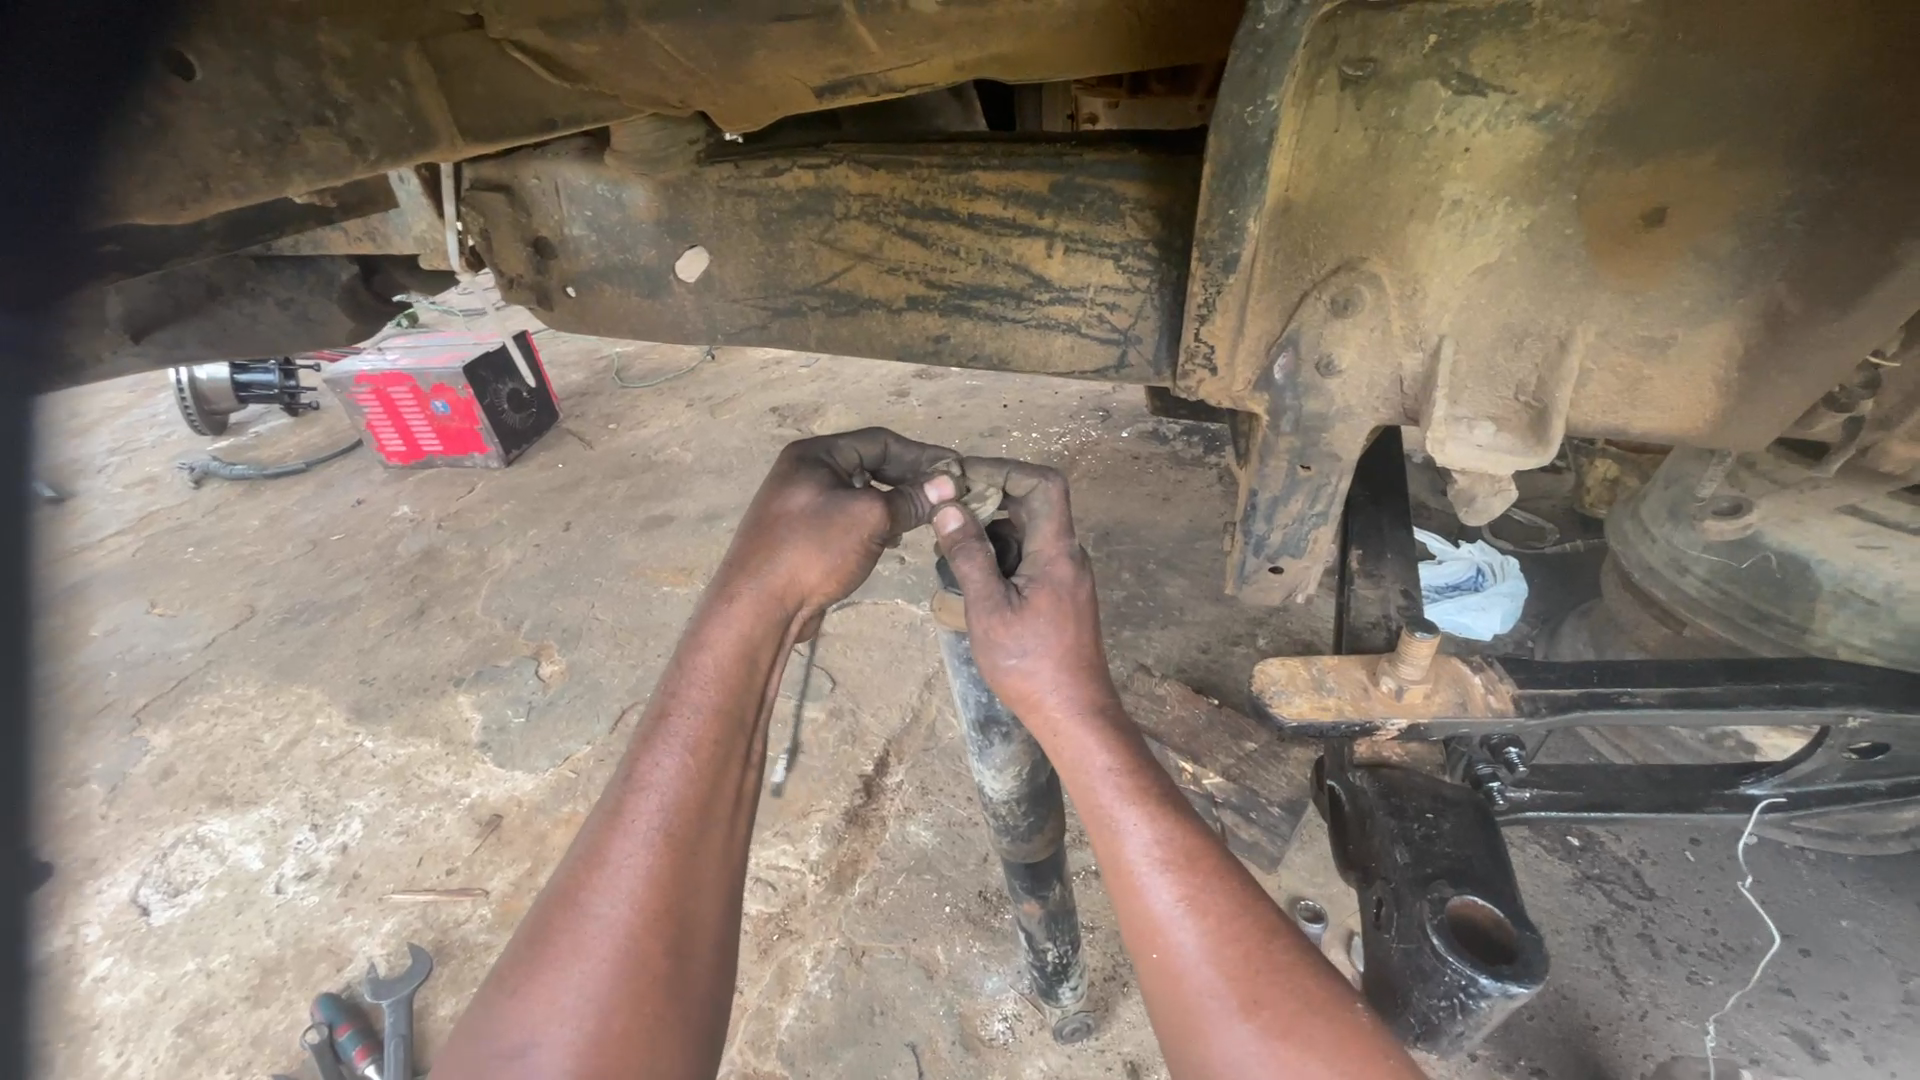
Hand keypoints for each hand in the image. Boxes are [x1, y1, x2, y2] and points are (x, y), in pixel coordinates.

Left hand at [717, 428, 958, 631]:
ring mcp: (802, 505)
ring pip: (861, 495)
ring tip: (922, 519)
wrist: (759, 606)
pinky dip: (874, 525)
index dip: (922, 455)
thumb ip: (910, 499)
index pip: (880, 441)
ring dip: (894, 504)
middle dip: (909, 480)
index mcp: (816, 454)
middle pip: (870, 466)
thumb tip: (948, 485)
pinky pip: (848, 519)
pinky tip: (891, 541)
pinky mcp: (804, 536)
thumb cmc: (813, 550)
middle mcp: (806, 472)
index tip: (955, 471)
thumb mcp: (870, 517)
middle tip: (944, 496)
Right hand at [930, 459, 1121, 736]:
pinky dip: (999, 559)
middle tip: (945, 516)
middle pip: (1032, 506)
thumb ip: (969, 555)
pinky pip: (1028, 559)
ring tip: (949, 553)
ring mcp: (1065, 577)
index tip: (964, 478)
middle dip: (987, 503)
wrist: (1073, 713)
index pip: (1044, 483)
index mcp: (1057, 551)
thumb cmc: (1029, 663)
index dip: (1006, 469)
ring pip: (1026, 534)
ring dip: (989, 534)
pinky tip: (970, 581)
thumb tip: (948, 506)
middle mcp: (1067, 555)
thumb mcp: (989, 608)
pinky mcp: (1059, 596)